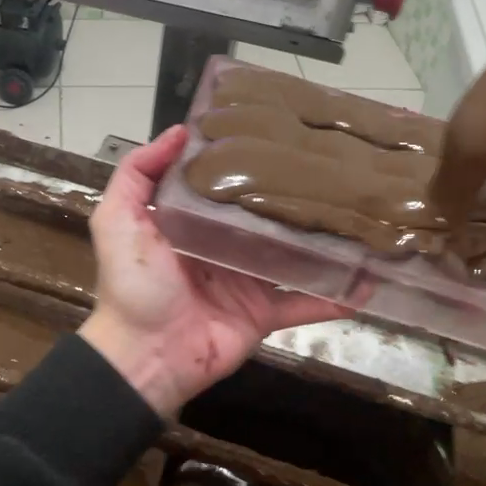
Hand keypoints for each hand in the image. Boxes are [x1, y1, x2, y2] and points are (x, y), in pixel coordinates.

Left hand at [77, 126, 352, 416]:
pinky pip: (305, 303)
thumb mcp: (118, 220)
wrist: (144, 355)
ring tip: (363, 215)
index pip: (226, 184)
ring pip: (293, 256)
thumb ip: (138, 173)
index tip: (282, 133)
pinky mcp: (264, 314)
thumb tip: (180, 131)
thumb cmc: (131, 284)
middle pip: (266, 217)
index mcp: (190, 223)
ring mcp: (247, 282)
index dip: (249, 161)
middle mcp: (222, 247)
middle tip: (338, 168)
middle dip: (296, 197)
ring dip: (324, 242)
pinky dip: (335, 296)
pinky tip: (368, 280)